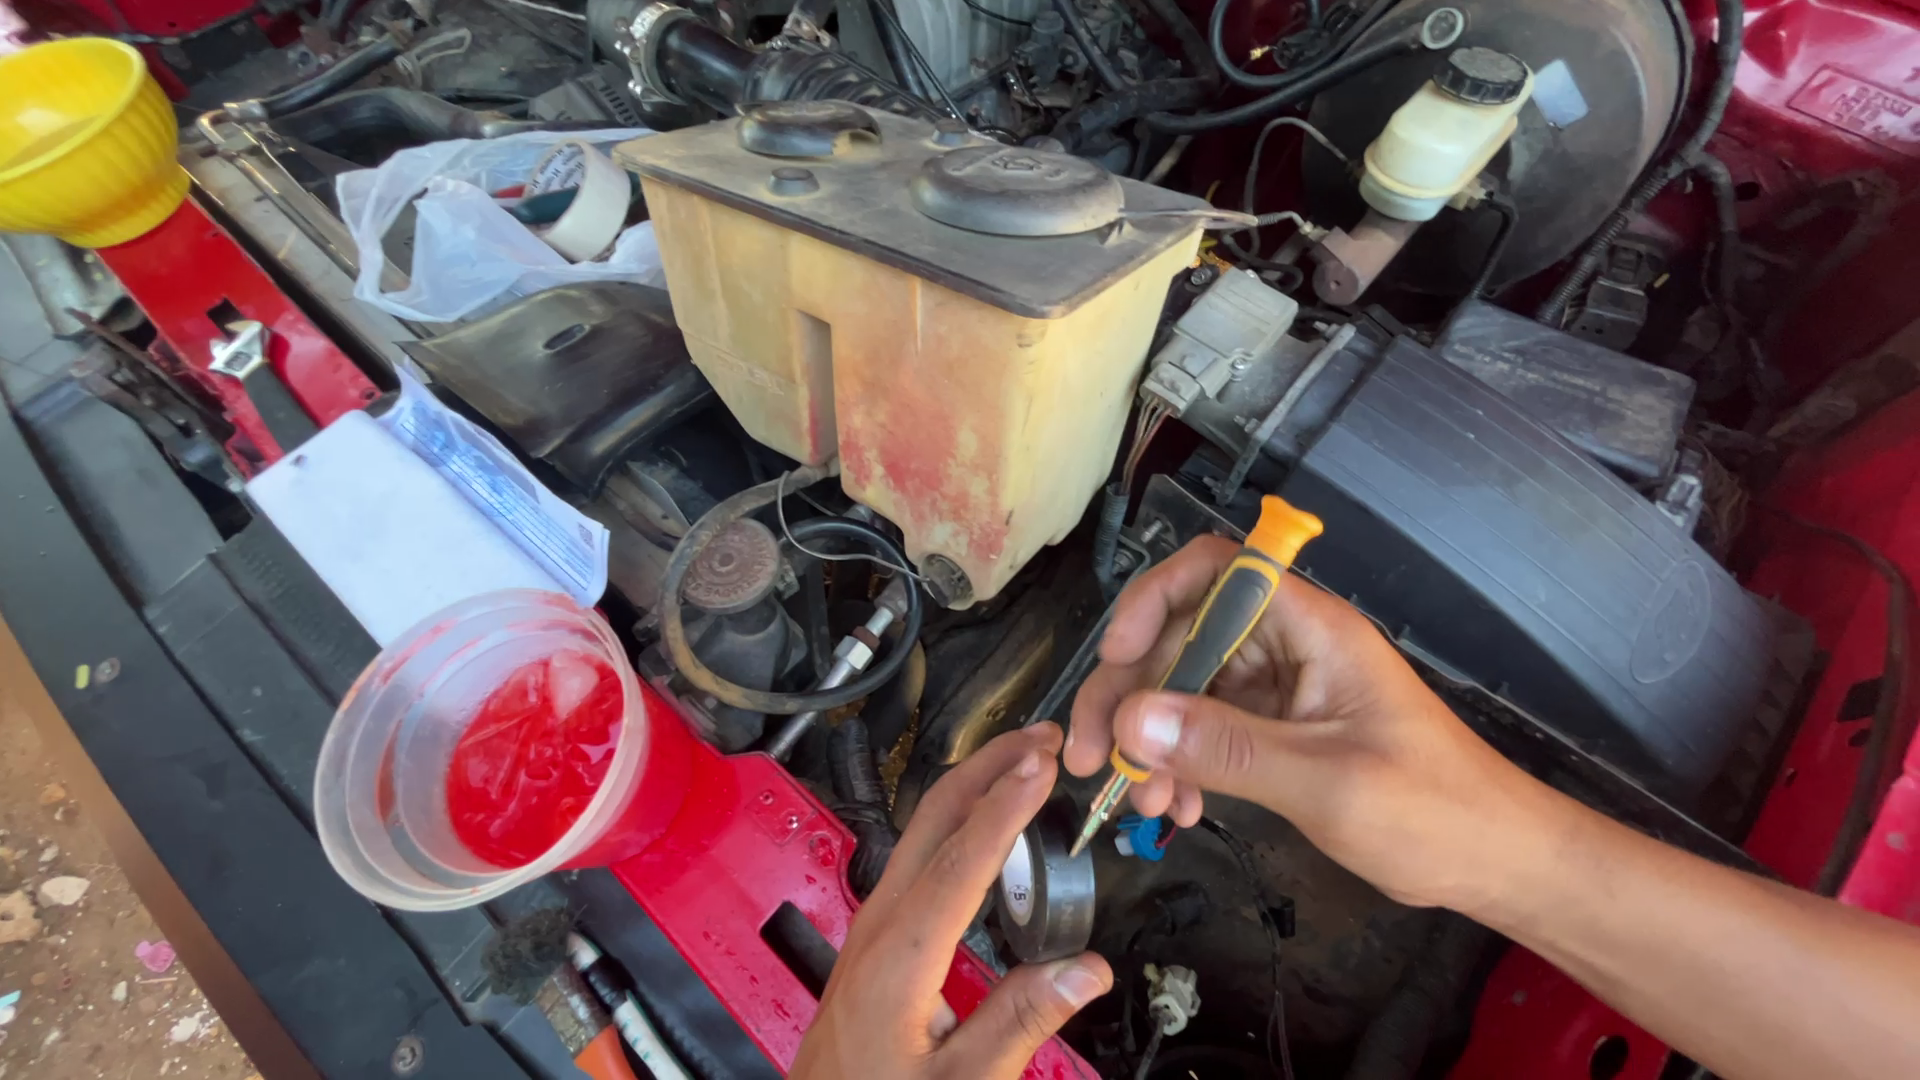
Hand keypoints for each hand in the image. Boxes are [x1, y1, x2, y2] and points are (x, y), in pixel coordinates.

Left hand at [791, 723, 1112, 1079]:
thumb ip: (1020, 1022)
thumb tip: (1088, 967)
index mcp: (901, 951)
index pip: (963, 858)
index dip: (1008, 805)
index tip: (1044, 763)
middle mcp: (883, 915)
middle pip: (937, 813)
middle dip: (991, 764)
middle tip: (1043, 738)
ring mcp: (877, 913)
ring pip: (928, 823)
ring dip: (978, 781)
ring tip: (1026, 760)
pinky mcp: (881, 922)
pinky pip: (924, 846)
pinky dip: (964, 813)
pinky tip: (992, 814)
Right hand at [1064, 535, 1561, 909]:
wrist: (1496, 864)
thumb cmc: (1434, 813)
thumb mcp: (1327, 783)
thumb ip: (1227, 750)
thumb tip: (1129, 724)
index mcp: (1306, 626)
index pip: (1214, 570)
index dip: (1154, 597)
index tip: (1118, 656)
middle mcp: (1279, 642)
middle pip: (1176, 637)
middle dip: (1127, 694)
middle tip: (1087, 755)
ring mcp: (1269, 685)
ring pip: (1178, 687)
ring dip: (1144, 740)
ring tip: (1134, 800)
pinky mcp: (1265, 725)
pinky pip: (1197, 729)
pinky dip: (1174, 763)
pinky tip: (1172, 806)